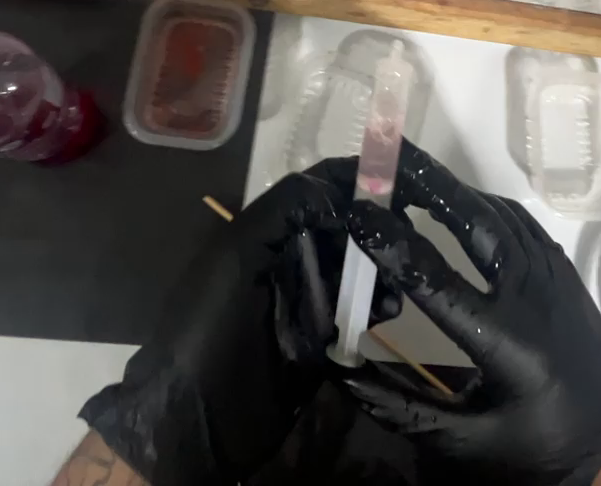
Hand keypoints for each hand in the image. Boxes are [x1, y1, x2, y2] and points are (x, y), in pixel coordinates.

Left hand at [80, 159, 394, 485]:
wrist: (198, 423)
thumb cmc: (211, 328)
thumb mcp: (238, 256)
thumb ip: (285, 210)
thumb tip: (340, 193)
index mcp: (268, 230)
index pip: (319, 187)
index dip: (355, 178)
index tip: (396, 181)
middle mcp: (290, 254)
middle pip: (346, 222)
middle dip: (377, 226)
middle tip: (402, 240)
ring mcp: (307, 296)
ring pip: (359, 263)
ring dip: (383, 267)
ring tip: (394, 286)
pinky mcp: (323, 334)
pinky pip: (360, 306)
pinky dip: (378, 302)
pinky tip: (386, 311)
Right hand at [341, 142, 600, 485]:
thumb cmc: (536, 445)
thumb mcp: (467, 442)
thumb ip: (402, 406)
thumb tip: (343, 369)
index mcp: (503, 342)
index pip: (435, 280)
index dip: (393, 243)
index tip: (359, 212)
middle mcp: (529, 294)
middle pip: (474, 222)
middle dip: (429, 184)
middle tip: (389, 157)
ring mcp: (551, 272)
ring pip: (496, 213)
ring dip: (452, 189)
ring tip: (411, 172)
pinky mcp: (560, 265)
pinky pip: (517, 219)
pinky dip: (481, 202)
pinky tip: (456, 199)